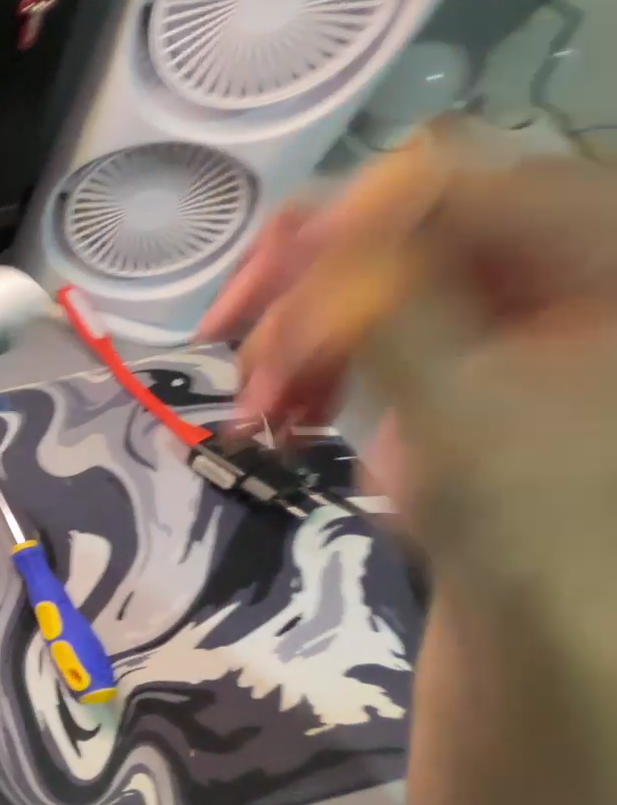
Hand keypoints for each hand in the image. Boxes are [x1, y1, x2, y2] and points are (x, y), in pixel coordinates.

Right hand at [198, 121, 616, 516]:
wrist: (546, 622)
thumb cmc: (531, 521)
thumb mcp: (455, 400)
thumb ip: (386, 296)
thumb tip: (314, 215)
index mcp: (602, 261)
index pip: (469, 182)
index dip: (359, 215)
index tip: (268, 275)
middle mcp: (554, 271)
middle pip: (398, 231)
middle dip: (300, 292)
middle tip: (225, 339)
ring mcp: (494, 315)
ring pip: (360, 285)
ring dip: (286, 341)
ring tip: (256, 410)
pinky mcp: (447, 354)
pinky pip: (356, 330)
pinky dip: (303, 367)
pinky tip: (278, 414)